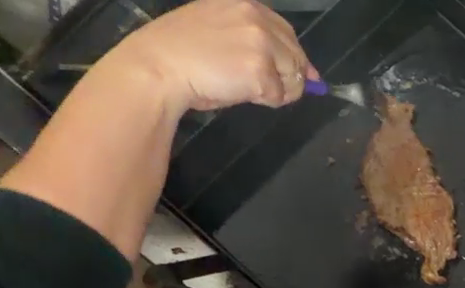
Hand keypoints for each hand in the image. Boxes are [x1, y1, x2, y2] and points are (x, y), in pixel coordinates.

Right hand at [101, 0, 315, 112]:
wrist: (160, 66)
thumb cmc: (184, 52)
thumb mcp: (219, 28)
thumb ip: (256, 40)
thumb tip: (304, 70)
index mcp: (243, 2)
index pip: (285, 31)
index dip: (295, 55)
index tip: (303, 74)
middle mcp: (254, 16)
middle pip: (295, 55)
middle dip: (289, 77)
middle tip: (265, 87)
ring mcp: (260, 42)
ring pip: (292, 78)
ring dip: (277, 90)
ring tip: (244, 85)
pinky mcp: (261, 70)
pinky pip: (279, 96)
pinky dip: (265, 101)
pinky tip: (240, 92)